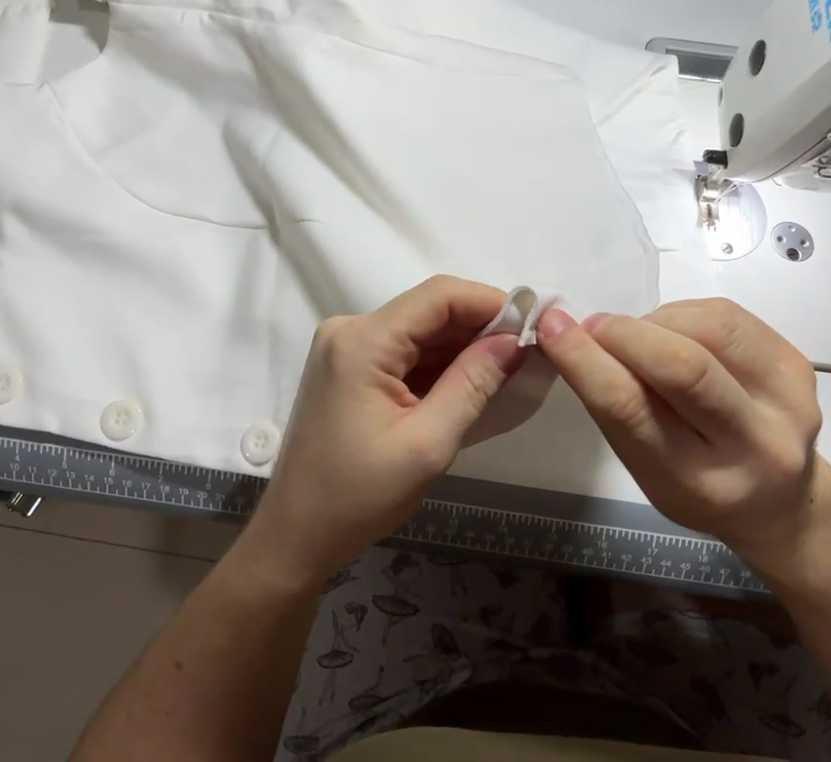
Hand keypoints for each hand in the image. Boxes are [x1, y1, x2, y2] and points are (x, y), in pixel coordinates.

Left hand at [239, 276, 525, 585]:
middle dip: (480, 326)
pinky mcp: (347, 368)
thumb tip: (515, 340)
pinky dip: (437, 363)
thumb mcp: (428, 445)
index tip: (534, 324)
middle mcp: (348, 330)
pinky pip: (402, 351)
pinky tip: (470, 381)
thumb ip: (473, 384)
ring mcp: (344, 348)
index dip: (489, 302)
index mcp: (361, 342)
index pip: (437, 295)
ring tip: (508, 369)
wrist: (297, 534)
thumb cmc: (359, 497)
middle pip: (427, 309)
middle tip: (528, 353)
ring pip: (418, 330)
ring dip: (461, 346)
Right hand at [536, 298, 830, 563]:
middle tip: (591, 326)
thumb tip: (570, 335)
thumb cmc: (694, 485)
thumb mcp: (643, 467)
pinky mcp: (800, 367)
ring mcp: (790, 404)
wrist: (779, 501)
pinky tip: (671, 332)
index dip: (586, 360)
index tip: (552, 328)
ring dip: (654, 321)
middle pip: (683, 367)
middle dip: (624, 333)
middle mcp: (754, 447)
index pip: (632, 410)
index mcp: (697, 482)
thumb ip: (611, 407)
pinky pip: (728, 316)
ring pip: (710, 329)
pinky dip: (682, 313)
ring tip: (636, 337)